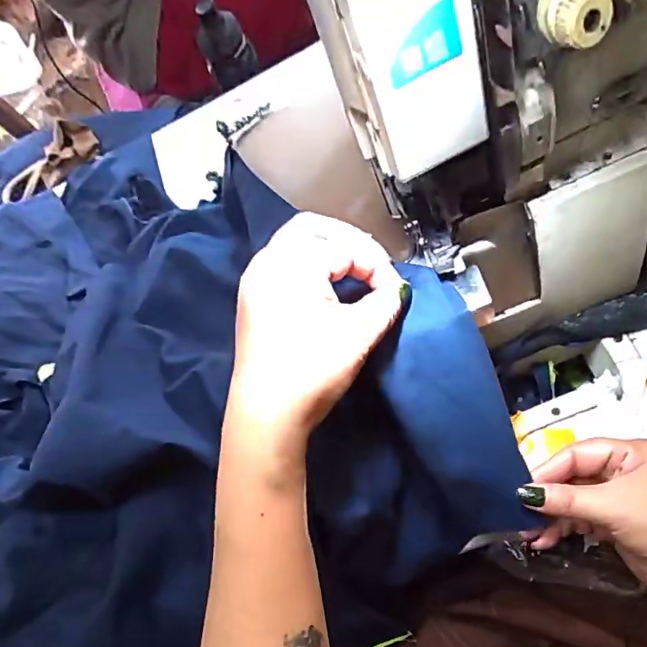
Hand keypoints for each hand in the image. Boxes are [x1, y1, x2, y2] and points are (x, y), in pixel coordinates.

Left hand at [225, 214, 409, 471]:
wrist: (267, 415)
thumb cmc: (311, 370)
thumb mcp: (360, 333)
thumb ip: (385, 303)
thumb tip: (394, 291)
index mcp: (293, 260)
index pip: (347, 246)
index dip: (378, 266)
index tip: (393, 293)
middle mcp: (267, 263)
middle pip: (314, 230)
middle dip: (349, 244)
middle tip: (373, 268)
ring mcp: (254, 284)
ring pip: (294, 249)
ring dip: (327, 256)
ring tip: (354, 280)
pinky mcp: (251, 306)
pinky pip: (282, 271)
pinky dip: (308, 273)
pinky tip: (326, 297)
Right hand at [520, 438, 646, 600]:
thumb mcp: (612, 507)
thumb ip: (566, 499)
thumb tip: (523, 493)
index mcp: (631, 452)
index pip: (578, 453)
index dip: (548, 471)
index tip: (520, 491)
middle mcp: (623, 470)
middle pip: (574, 477)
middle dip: (547, 497)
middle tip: (519, 514)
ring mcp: (620, 497)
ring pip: (574, 501)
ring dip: (552, 517)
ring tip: (529, 534)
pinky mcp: (616, 522)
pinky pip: (581, 519)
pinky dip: (564, 529)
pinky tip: (545, 541)